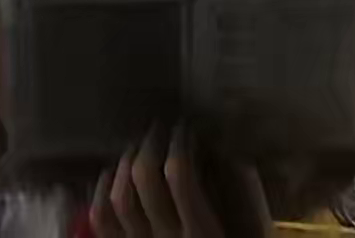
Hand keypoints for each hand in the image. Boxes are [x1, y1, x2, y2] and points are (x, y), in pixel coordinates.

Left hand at [89, 126, 268, 237]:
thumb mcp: (252, 221)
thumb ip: (240, 180)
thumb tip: (219, 134)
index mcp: (204, 235)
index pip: (179, 173)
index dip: (179, 140)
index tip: (186, 127)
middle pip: (144, 176)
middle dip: (150, 142)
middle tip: (161, 129)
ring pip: (120, 196)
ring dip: (127, 162)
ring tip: (140, 148)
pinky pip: (102, 220)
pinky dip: (103, 189)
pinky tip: (115, 172)